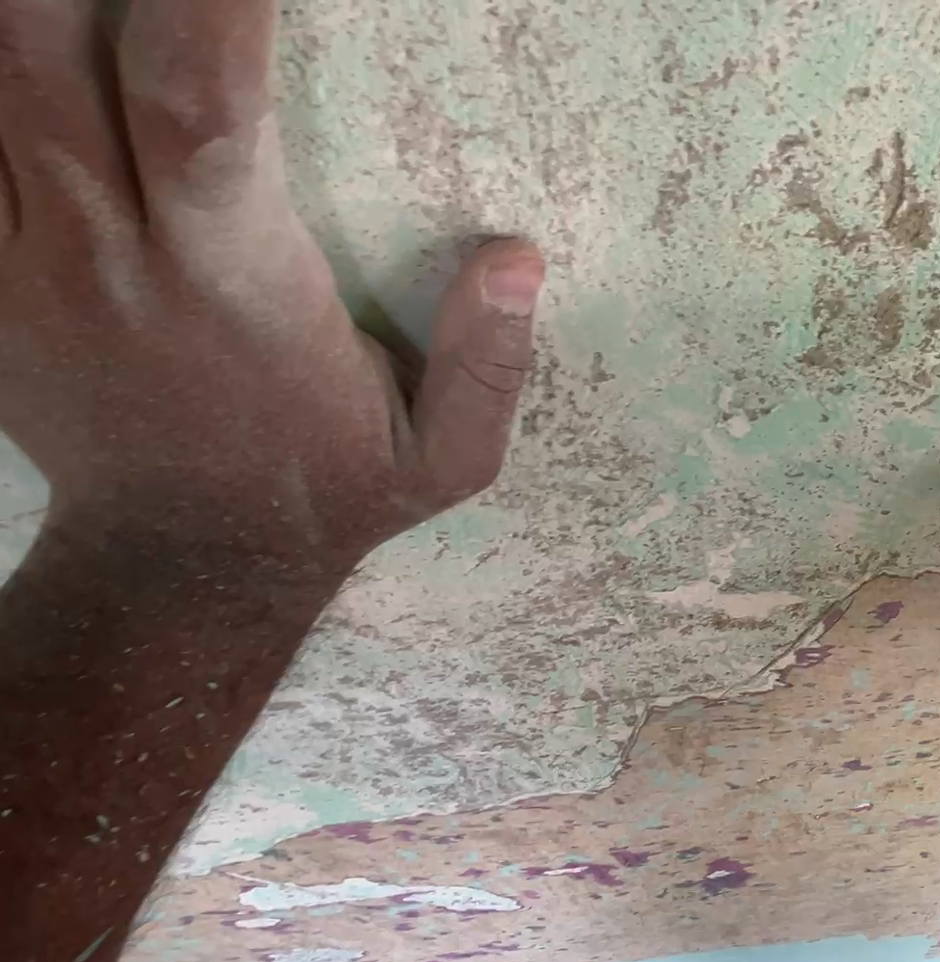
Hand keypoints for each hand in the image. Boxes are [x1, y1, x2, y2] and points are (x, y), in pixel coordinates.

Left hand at [0, 0, 543, 570]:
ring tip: (109, 9)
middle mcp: (108, 255)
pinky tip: (51, 60)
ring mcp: (17, 255)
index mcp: (239, 293)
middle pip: (40, 46)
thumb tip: (518, 256)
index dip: (212, 11)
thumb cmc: (339, 493)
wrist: (191, 557)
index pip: (202, 114)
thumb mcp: (453, 458)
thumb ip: (490, 364)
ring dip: (40, 16)